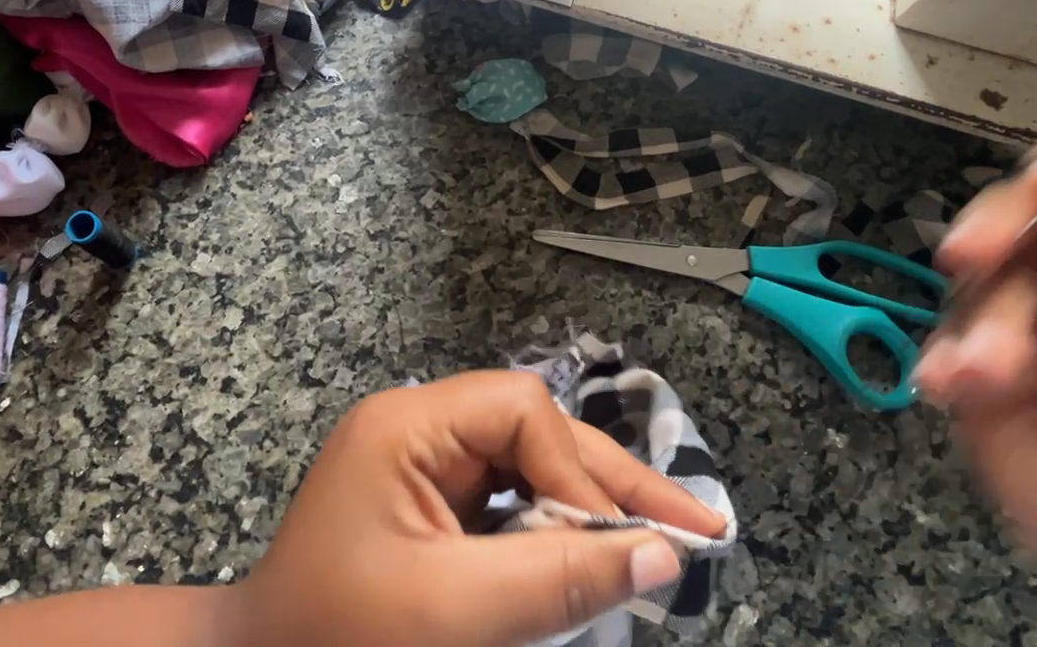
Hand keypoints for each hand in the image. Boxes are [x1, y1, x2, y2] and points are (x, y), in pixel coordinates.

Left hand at [227, 372, 725, 646]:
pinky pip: (503, 494)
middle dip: (607, 480)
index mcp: (407, 426)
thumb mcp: (454, 611)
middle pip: (530, 429)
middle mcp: (415, 425)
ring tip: (662, 538)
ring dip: (586, 502)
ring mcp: (418, 459)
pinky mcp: (425, 496)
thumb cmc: (342, 634)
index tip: (625, 542)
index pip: (519, 412)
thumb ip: (558, 578)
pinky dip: (549, 524)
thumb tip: (662, 553)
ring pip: (525, 461)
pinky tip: (593, 549)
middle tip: (695, 525)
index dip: (579, 471)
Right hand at [915, 131, 1036, 645]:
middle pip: (1024, 221)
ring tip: (986, 379)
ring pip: (975, 285)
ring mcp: (1033, 338)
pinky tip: (951, 388)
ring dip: (974, 322)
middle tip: (969, 258)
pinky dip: (939, 359)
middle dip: (990, 231)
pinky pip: (943, 346)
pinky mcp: (985, 383)